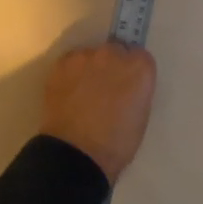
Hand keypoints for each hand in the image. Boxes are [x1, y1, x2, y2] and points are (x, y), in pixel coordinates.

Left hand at [39, 43, 156, 182]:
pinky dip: (70, 74)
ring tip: (82, 93)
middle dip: (111, 66)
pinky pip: (70, 63)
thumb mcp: (140, 116)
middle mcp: (113, 54)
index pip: (140, 57)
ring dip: (89, 69)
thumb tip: (125, 86)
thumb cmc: (117, 143)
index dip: (132, 72)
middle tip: (104, 89)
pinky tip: (68, 93)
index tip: (127, 86)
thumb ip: (136, 91)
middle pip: (114, 51)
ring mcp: (85, 56)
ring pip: (90, 56)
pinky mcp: (62, 63)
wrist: (77, 152)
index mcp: (139, 68)